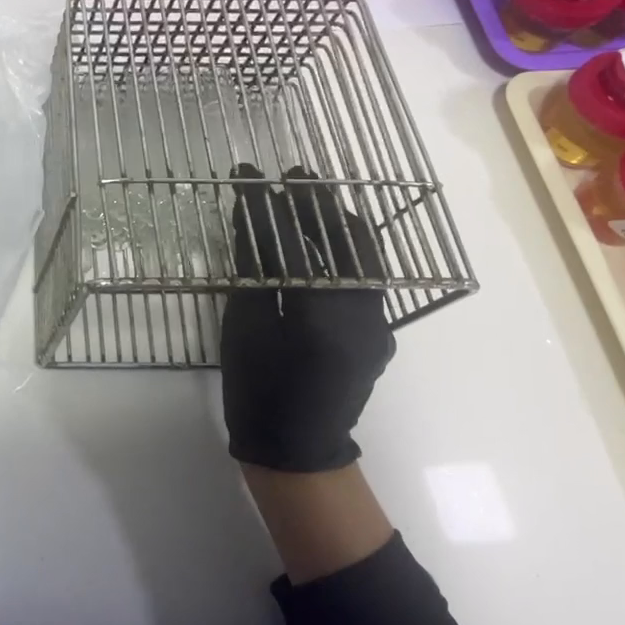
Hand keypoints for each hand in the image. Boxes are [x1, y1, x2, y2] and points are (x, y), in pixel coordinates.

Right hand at [222, 164, 393, 472]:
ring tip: (312, 199)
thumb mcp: (245, 326)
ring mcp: (378, 323)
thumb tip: (250, 217)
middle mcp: (363, 311)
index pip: (294, 240)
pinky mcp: (379, 333)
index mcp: (321, 312)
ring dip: (338, 225)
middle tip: (295, 175)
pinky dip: (346, 254)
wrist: (297, 449)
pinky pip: (367, 280)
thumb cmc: (258, 389)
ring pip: (366, 258)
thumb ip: (253, 269)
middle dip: (320, 202)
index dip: (268, 203)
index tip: (249, 175)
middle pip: (348, 240)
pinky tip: (323, 246)